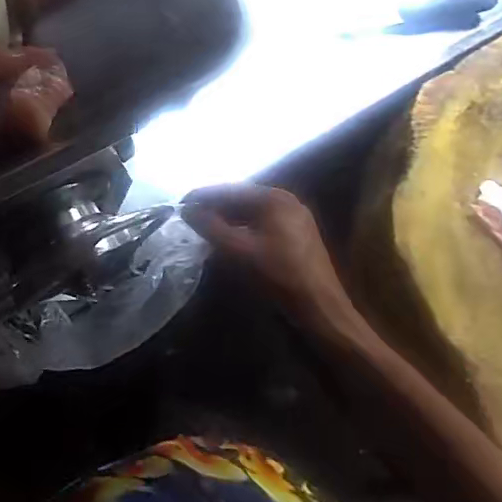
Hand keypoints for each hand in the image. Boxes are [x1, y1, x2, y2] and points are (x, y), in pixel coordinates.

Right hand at [182, 183, 363, 339]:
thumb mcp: (238, 250)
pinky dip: (242, 229)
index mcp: (273, 198)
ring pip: (250, 212)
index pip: (228, 191)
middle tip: (189, 218)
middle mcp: (286, 200)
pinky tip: (228, 240)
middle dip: (213, 208)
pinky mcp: (297, 234)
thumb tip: (186, 210)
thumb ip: (210, 226)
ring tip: (204, 230)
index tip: (179, 205)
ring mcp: (294, 217)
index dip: (201, 197)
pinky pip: (261, 223)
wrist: (322, 310)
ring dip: (226, 220)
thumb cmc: (280, 276)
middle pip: (239, 199)